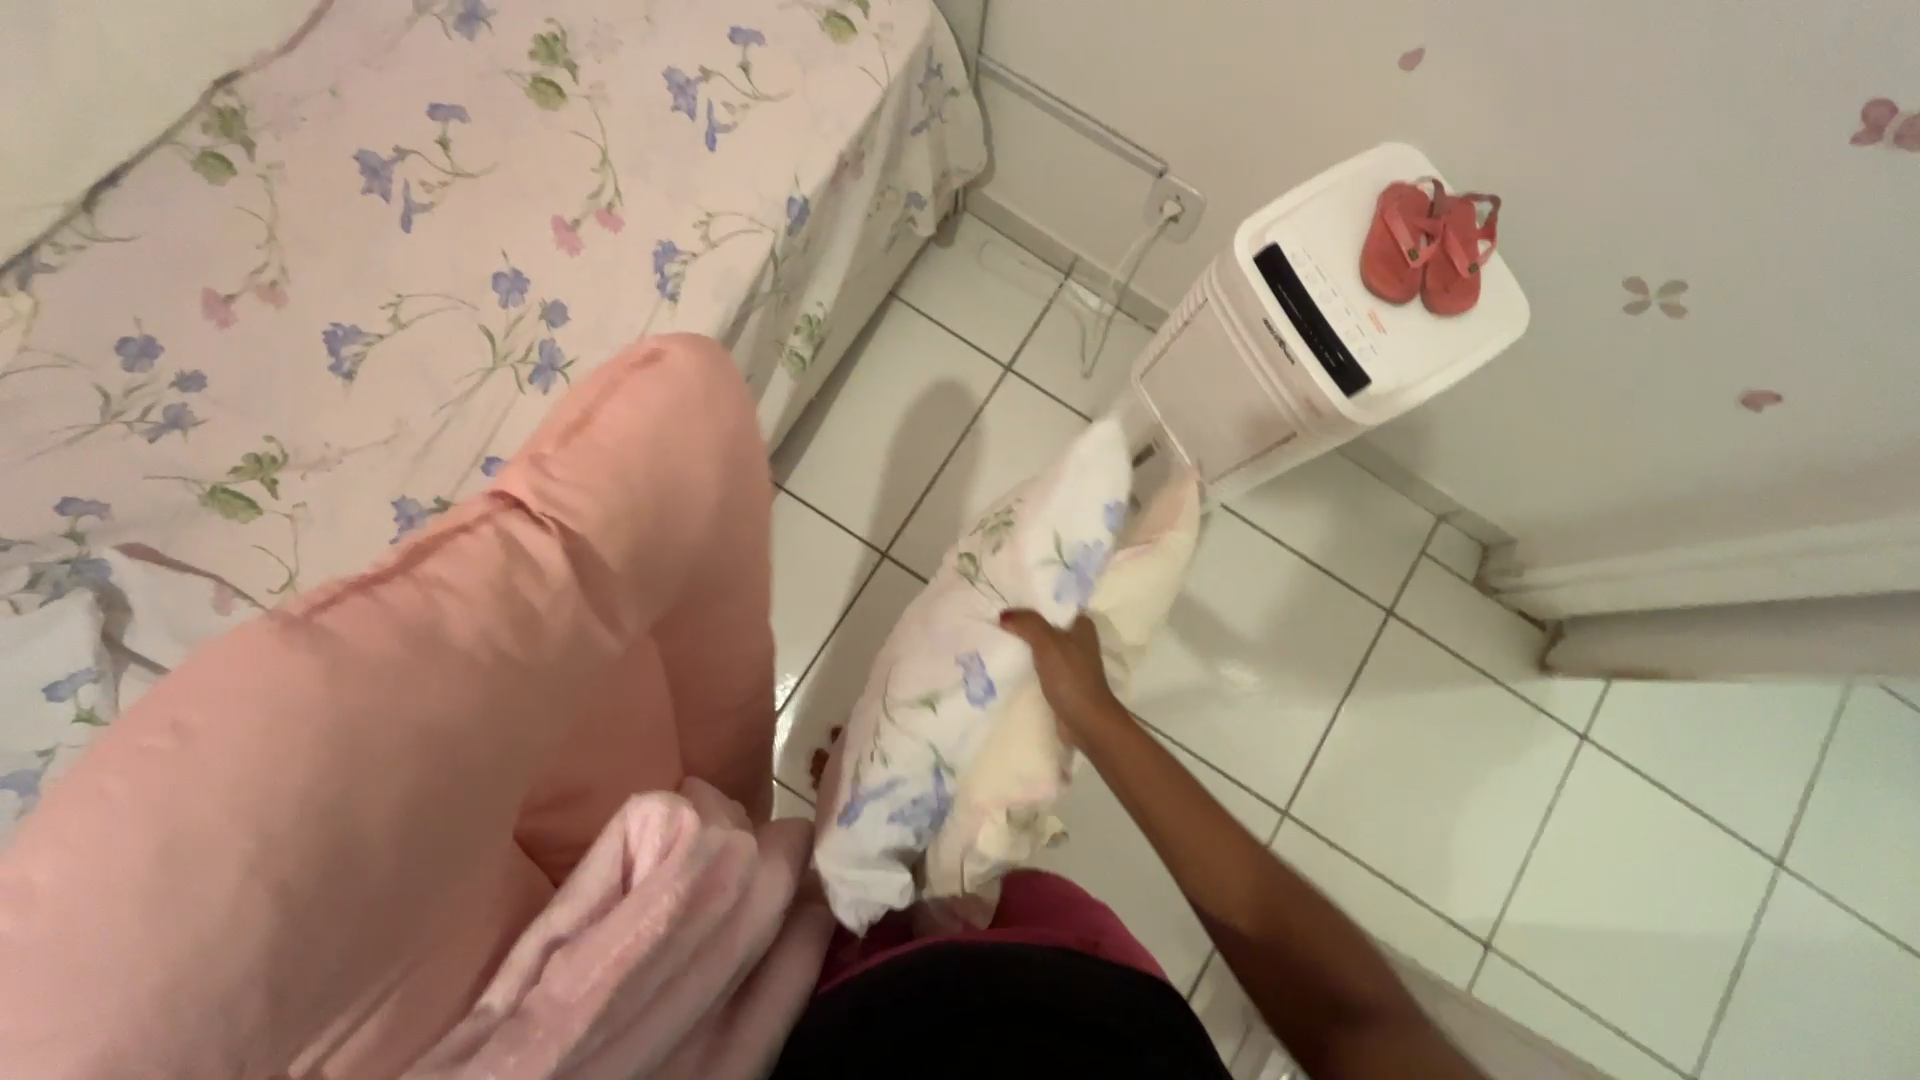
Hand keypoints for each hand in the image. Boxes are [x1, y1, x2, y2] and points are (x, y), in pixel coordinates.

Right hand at [998, 609, 1124, 739]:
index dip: (1032, 601)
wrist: (1086, 722)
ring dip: (1021, 644)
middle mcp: (1077, 640)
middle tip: (994, 618)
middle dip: (1023, 623)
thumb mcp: (1049, 643)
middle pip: (1045, 625)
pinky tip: (1003, 661)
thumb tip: (1004, 615)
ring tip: (993, 637)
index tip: (1006, 598)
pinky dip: (1024, 664)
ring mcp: (1069, 662)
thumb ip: (1028, 624)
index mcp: (1082, 625)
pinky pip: (1037, 666)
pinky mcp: (1060, 681)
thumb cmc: (1072, 677)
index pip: (1054, 604)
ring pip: (1040, 646)